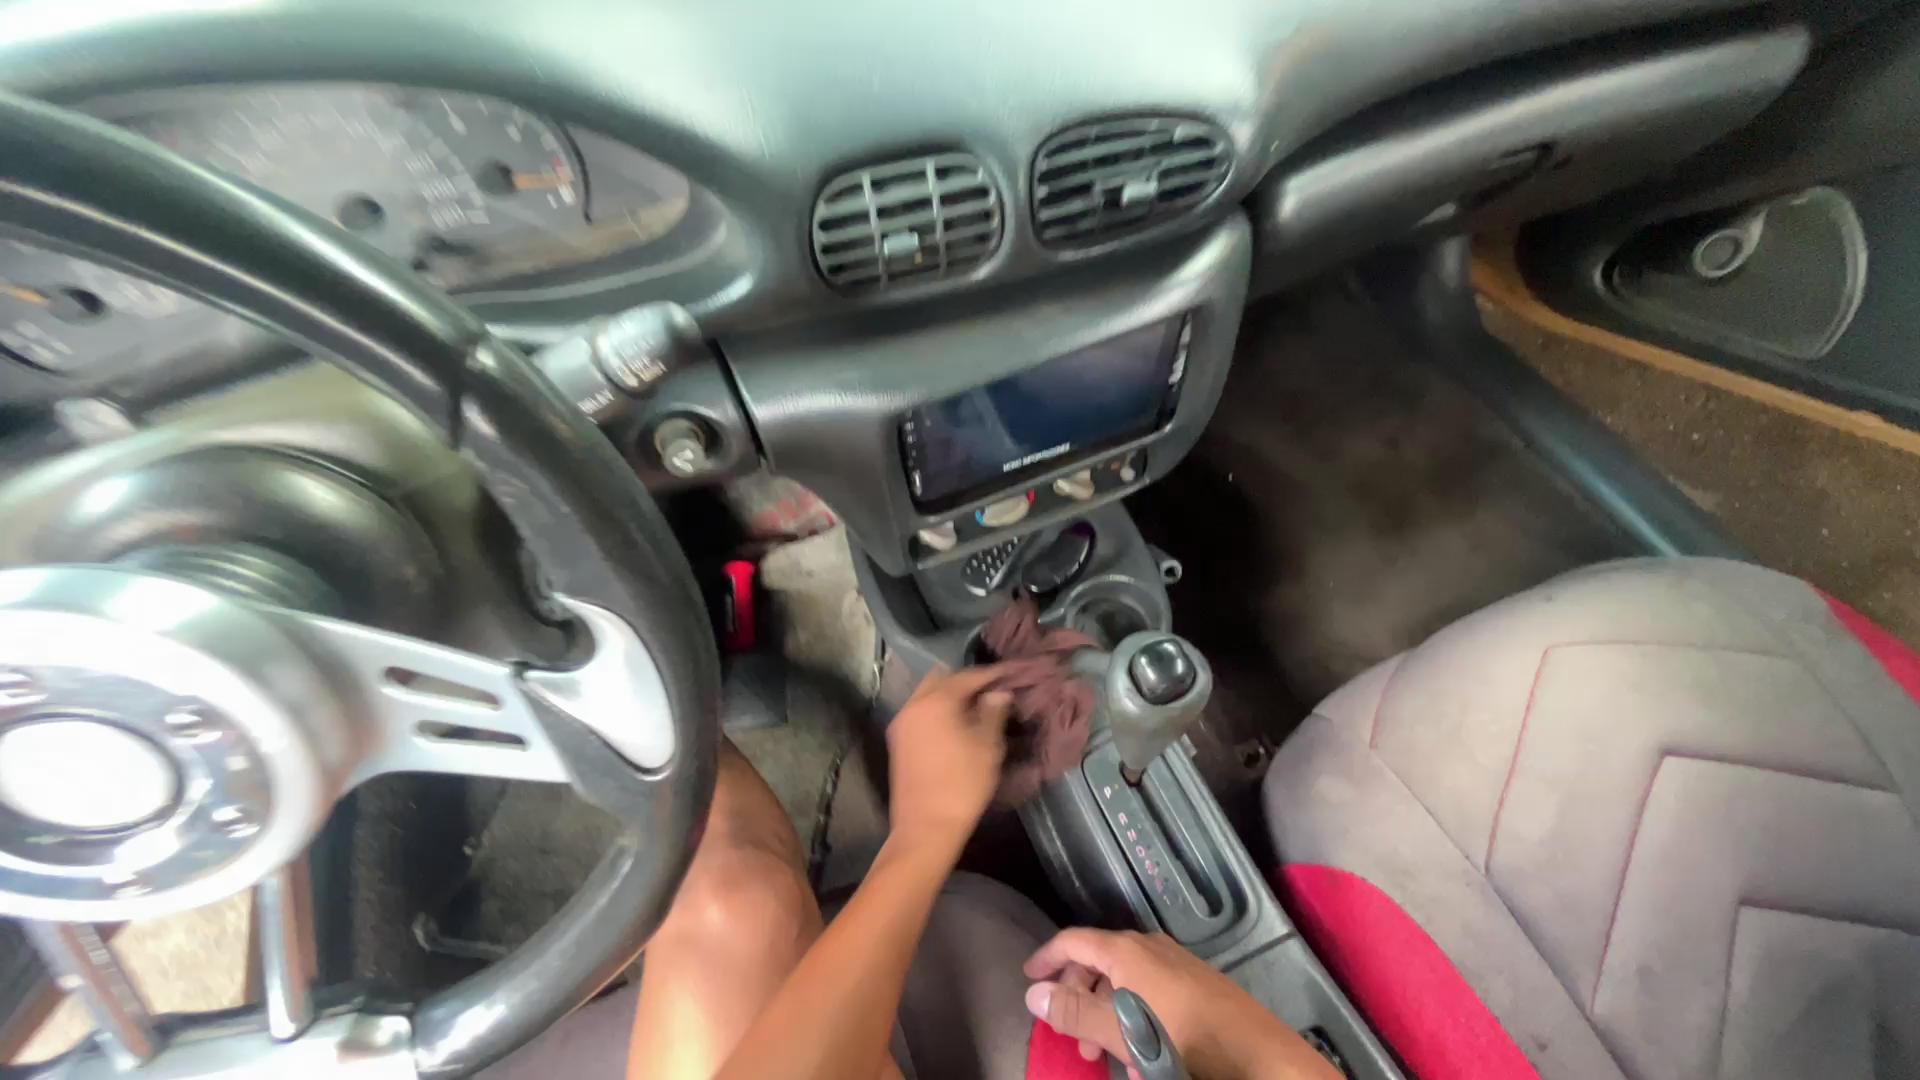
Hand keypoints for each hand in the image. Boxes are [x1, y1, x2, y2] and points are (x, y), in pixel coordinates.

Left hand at [885, 667, 1011, 849]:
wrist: (925, 827)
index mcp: (936, 701)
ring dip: (949, 694)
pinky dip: (936, 709)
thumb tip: (998, 693)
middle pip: (941, 678)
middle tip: (989, 690)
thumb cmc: (962, 784)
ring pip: (927, 694)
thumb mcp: (987, 747)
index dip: (991, 674)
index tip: (1010, 674)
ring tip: (974, 707)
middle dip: (965, 681)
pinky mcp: (897, 740)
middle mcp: (914, 704)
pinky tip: (954, 723)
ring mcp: (901, 722)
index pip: (967, 676)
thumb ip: (993, 713)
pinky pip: (919, 711)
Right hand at [1024, 929, 1340, 1079]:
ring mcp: (1177, 964)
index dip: (1047, 957)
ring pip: (1126, 979)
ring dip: (1108, 1013)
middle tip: (1074, 1040)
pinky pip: (1152, 991)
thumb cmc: (1184, 1042)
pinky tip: (1148, 1058)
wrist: (1263, 1061)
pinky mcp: (1199, 985)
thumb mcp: (1122, 1032)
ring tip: (1110, 1059)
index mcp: (1126, 950)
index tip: (1029, 979)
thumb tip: (1033, 990)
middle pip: (1098, 960)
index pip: (1073, 940)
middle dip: (1079, 996)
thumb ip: (1076, 1012)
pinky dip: (1136, 1017)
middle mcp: (1150, 946)